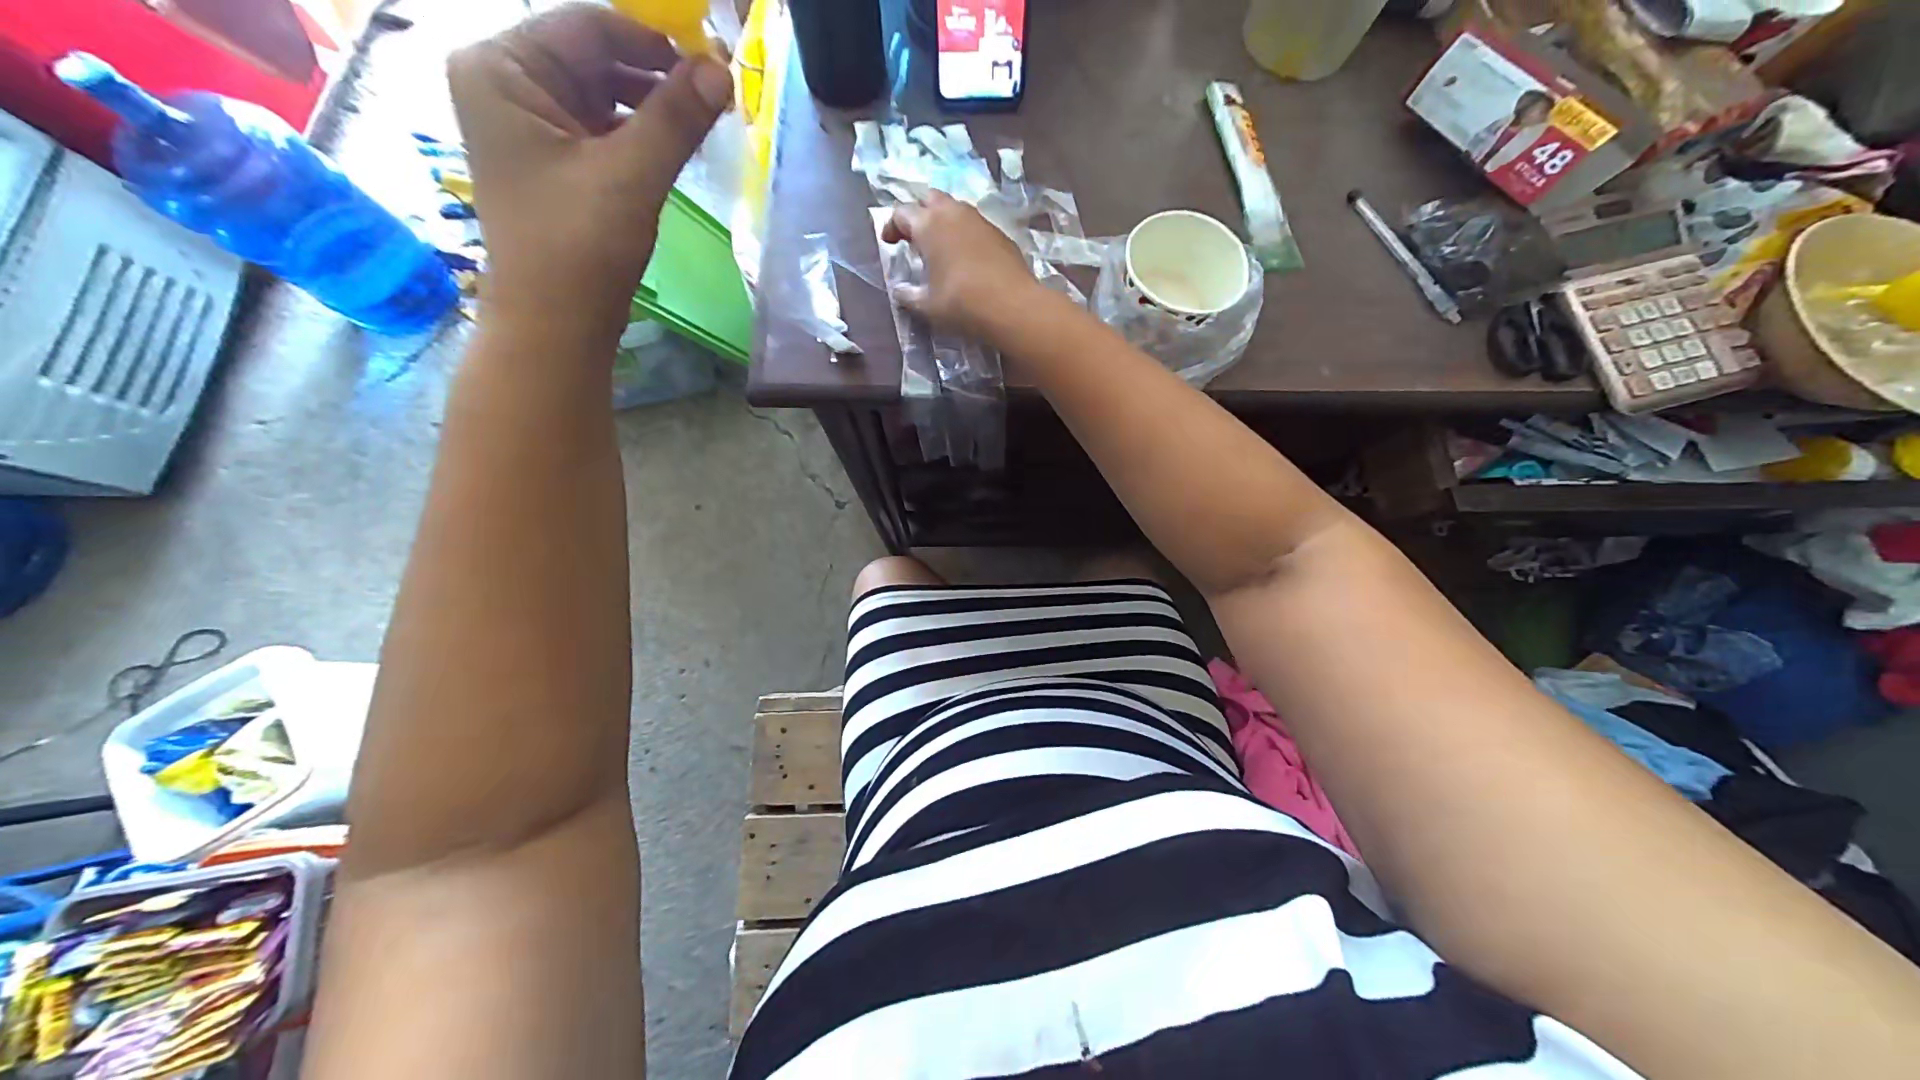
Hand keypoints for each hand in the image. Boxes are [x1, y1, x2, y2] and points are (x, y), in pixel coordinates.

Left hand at [449, 3, 732, 331]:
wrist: (556, 323)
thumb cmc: (580, 245)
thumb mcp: (632, 174)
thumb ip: (676, 116)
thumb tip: (722, 70)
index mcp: (502, 69)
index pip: (588, 28)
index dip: (653, 41)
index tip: (710, 64)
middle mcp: (504, 85)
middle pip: (593, 57)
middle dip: (654, 76)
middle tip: (713, 98)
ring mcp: (526, 126)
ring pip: (601, 94)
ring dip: (651, 107)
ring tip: (700, 125)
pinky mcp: (550, 161)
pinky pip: (600, 128)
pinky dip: (637, 134)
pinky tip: (672, 148)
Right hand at [883, 192, 1041, 337]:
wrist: (1013, 306)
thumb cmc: (961, 303)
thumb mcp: (927, 306)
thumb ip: (909, 295)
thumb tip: (900, 291)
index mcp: (929, 225)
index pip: (902, 213)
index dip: (892, 226)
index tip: (889, 242)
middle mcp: (953, 213)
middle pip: (930, 199)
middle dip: (919, 214)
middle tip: (915, 238)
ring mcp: (980, 220)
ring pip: (955, 209)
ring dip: (944, 222)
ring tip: (941, 247)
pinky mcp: (1000, 233)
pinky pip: (975, 225)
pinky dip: (964, 234)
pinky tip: (966, 257)